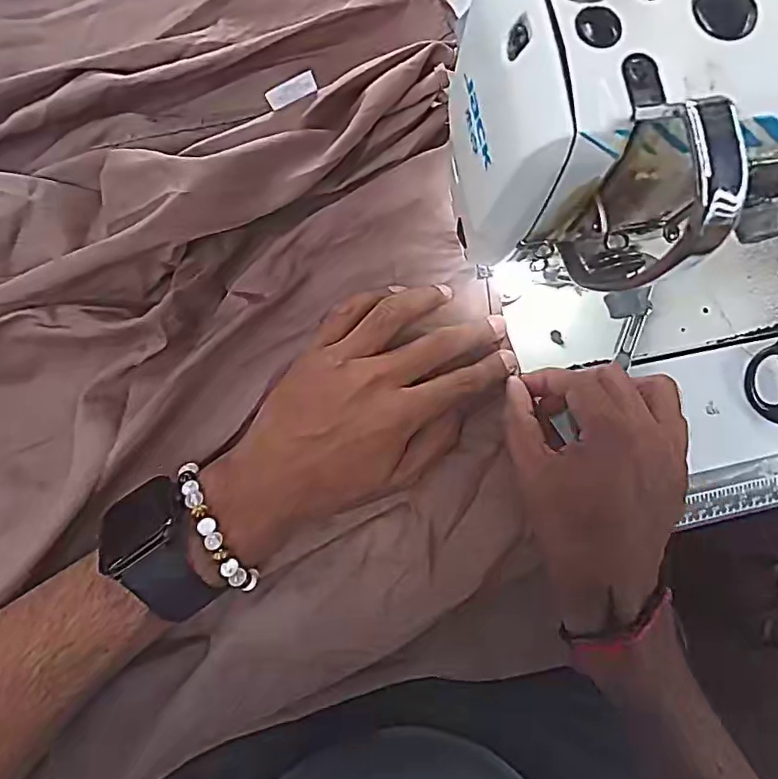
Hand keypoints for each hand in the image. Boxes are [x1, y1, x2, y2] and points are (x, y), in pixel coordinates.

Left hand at [199, 285, 515, 566]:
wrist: (271, 478)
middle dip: (473, 332)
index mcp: (400, 413)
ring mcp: (344, 358)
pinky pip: (346, 312)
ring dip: (424, 299)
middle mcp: (377, 378)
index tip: (506, 357)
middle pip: (436, 343)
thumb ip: (434, 444)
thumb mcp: (395, 479)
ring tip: (444, 293)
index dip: (488, 368)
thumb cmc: (335, 485)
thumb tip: (460, 411)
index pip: (457, 382)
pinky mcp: (317, 349)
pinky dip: (371, 298)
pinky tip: (389, 294)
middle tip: (493, 323)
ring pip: (392, 314)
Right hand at [503, 365, 688, 634]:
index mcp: (613, 431)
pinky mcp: (678, 466)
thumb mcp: (532, 474)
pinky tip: (621, 429)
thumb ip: (519, 423)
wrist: (608, 583)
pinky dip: (646, 411)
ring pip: (650, 388)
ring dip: (617, 389)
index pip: (576, 381)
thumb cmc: (573, 538)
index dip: (545, 381)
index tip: (529, 390)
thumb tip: (516, 392)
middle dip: (575, 383)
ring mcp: (669, 449)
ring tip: (591, 408)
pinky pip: (671, 417)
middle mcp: (649, 433)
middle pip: (611, 377)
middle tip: (551, 404)